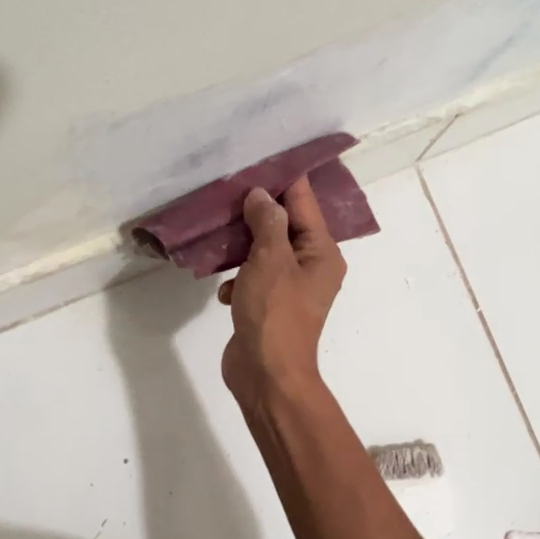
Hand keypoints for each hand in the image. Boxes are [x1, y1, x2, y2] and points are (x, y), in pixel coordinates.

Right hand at [218, 178, 346, 406]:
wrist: (267, 376)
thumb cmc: (274, 315)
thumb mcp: (270, 260)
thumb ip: (267, 222)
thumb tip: (260, 196)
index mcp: (322, 252)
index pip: (303, 202)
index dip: (280, 180)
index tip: (252, 162)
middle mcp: (312, 267)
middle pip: (283, 226)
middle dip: (254, 213)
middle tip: (225, 195)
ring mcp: (289, 289)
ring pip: (263, 253)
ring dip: (241, 247)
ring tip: (217, 238)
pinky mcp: (268, 307)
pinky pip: (252, 280)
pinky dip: (238, 280)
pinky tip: (224, 291)